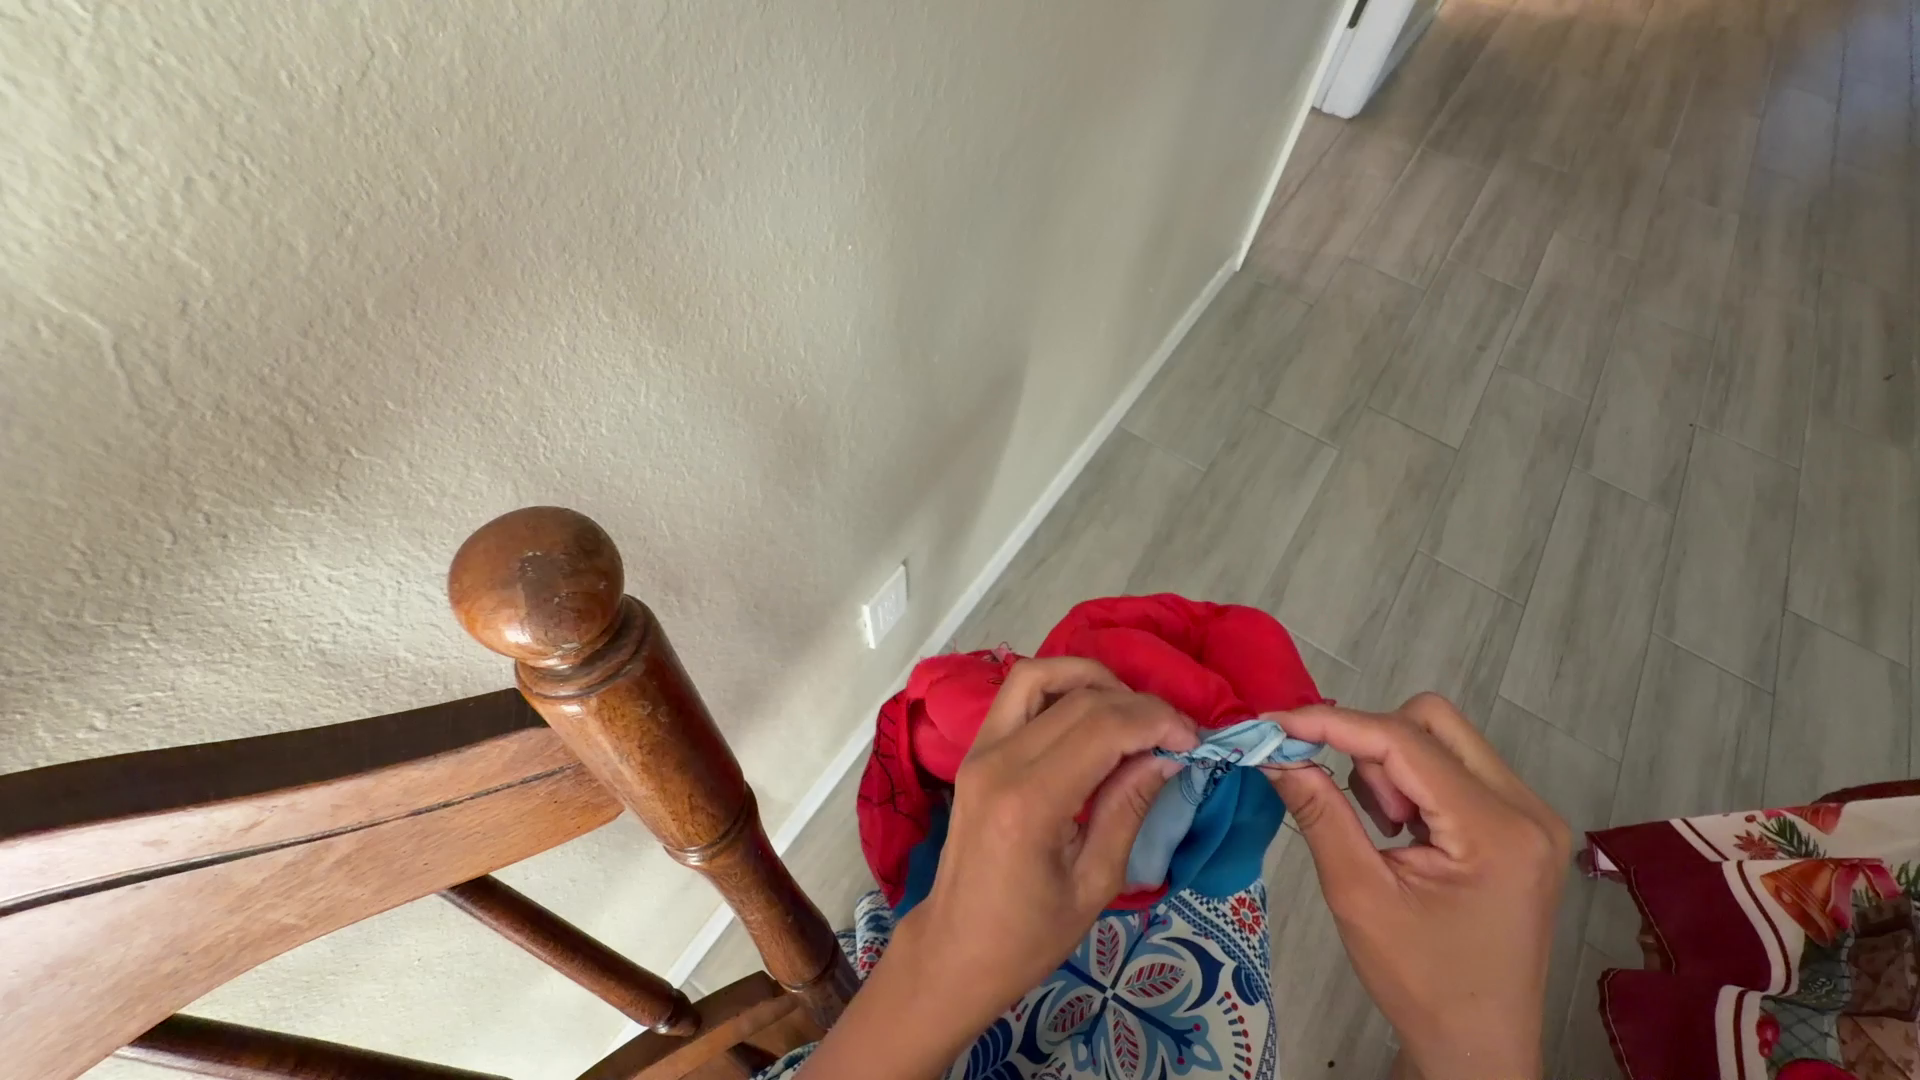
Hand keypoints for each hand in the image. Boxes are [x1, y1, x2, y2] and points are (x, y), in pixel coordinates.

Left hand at [911, 657, 1199, 1011]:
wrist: (956, 947)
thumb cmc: (1029, 934)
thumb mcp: (1096, 882)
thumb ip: (1129, 807)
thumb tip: (1168, 754)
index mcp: (1030, 801)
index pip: (1102, 727)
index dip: (1156, 721)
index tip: (1193, 740)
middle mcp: (998, 761)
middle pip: (1078, 698)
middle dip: (1138, 704)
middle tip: (1175, 732)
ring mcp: (979, 749)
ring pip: (1039, 675)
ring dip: (1093, 679)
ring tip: (1133, 712)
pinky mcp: (974, 749)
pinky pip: (1017, 693)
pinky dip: (1058, 686)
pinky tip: (1091, 711)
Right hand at [1263, 694, 1569, 1079]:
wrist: (1478, 1046)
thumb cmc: (1419, 980)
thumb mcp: (1357, 895)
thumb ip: (1318, 813)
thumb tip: (1275, 755)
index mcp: (1496, 831)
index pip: (1402, 741)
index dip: (1331, 723)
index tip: (1273, 724)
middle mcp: (1527, 809)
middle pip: (1431, 722)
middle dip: (1370, 744)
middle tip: (1353, 802)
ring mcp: (1530, 815)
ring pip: (1441, 738)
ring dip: (1391, 765)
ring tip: (1384, 828)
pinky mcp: (1521, 824)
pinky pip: (1453, 765)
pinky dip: (1411, 780)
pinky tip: (1402, 830)